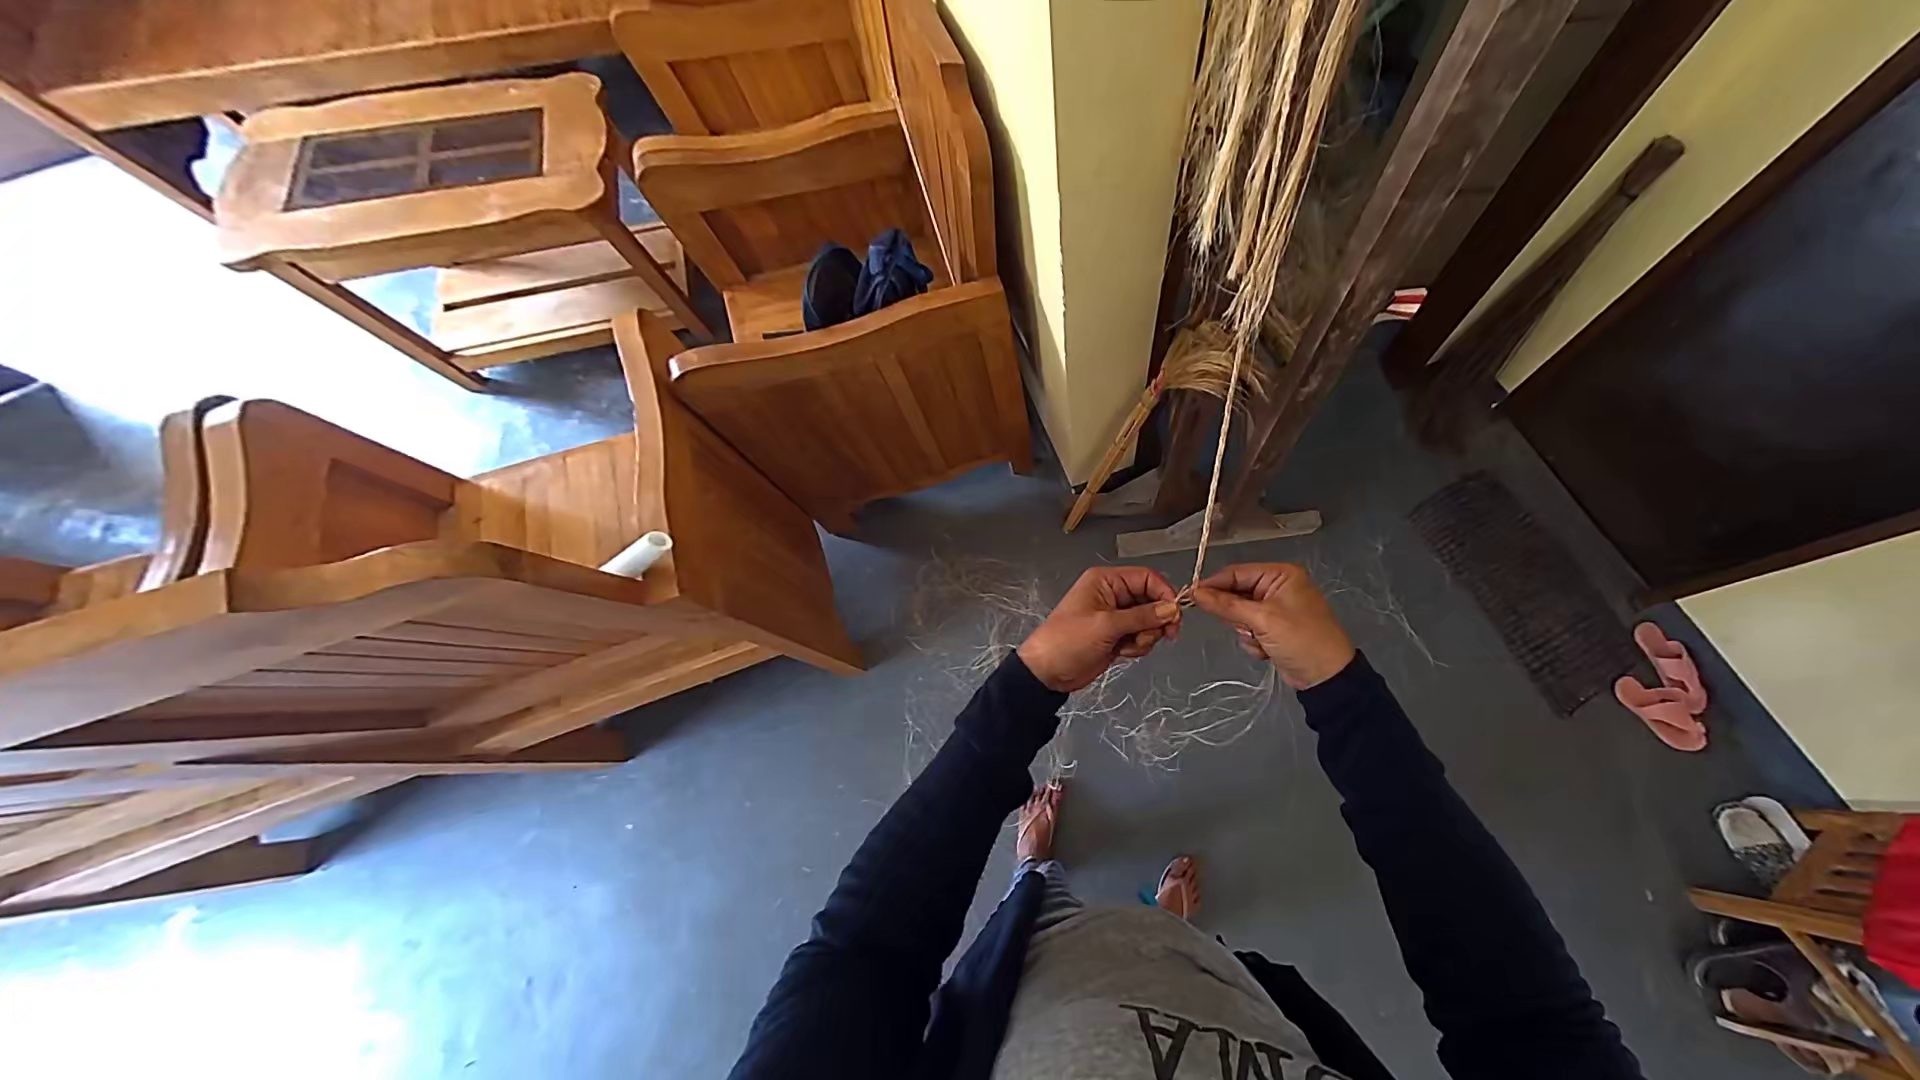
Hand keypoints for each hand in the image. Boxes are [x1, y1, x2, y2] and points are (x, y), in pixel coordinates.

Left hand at [1017, 566, 1181, 691]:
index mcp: (1105, 581)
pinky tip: (1122, 652)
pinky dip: (1138, 646)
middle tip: (1156, 635)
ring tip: (1128, 645)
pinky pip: (1141, 636)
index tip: (1174, 613)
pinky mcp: (1116, 635)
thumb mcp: (1106, 625)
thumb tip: (1171, 608)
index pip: (1146, 577)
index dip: (1164, 593)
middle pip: (1152, 600)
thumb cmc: (1066, 641)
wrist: (1048, 672)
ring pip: (1149, 621)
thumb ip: (1142, 616)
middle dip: (1156, 620)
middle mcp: (1111, 595)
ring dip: (1146, 636)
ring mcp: (1115, 616)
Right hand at [1190, 563, 1354, 689]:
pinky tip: (1266, 649)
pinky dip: (1251, 640)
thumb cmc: (1301, 640)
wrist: (1327, 677)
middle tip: (1246, 628)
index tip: (1192, 597)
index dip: (1212, 585)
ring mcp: (1274, 608)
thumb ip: (1225, 604)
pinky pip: (1246, 628)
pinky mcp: (1272, 627)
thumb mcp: (1262, 619)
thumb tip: (1195, 593)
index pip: (1235, 573)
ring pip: (1237, 613)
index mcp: (1279, 575)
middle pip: (1234, 593)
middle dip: (1235, 615)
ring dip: (1244, 631)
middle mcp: (1276, 587)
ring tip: (1261, 640)